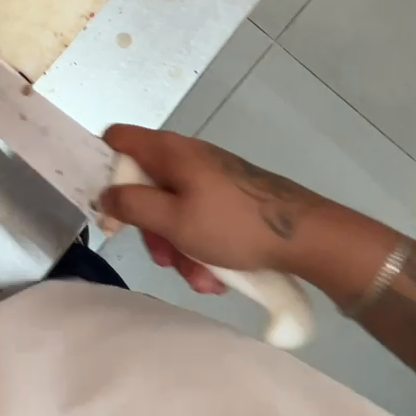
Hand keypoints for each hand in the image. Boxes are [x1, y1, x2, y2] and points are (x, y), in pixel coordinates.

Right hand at [100, 126, 338, 293]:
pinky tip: (215, 274)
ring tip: (197, 276)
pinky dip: (201, 245)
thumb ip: (130, 205)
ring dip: (178, 245)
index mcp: (168, 151)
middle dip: (149, 225)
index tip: (111, 204)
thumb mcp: (172, 220)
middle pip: (145, 184)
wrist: (310, 238)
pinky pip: (200, 218)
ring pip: (173, 208)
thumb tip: (105, 195)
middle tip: (161, 255)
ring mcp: (210, 176)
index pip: (117, 138)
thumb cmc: (233, 224)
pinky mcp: (230, 197)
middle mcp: (186, 156)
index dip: (105, 168)